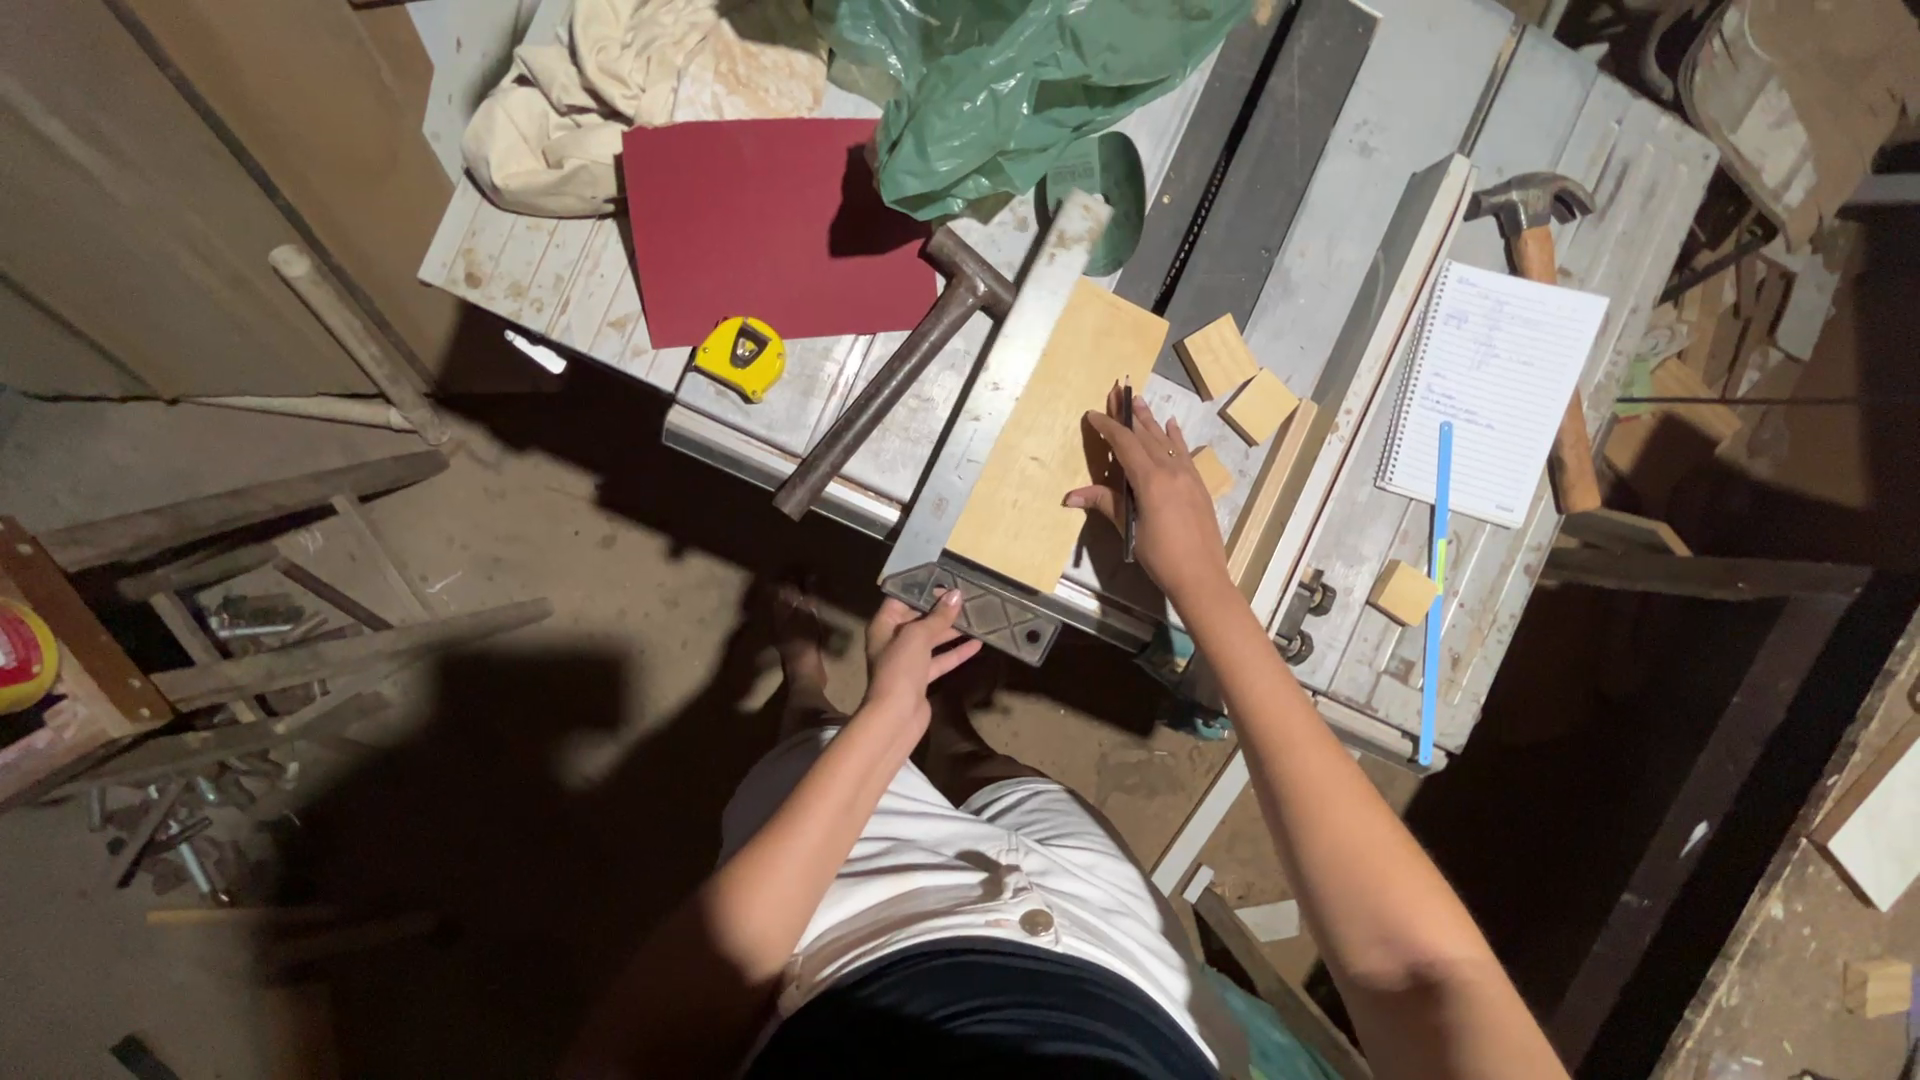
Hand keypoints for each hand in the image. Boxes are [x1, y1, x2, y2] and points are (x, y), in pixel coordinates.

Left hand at [859, 591, 981, 731]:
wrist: (896, 715)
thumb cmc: (900, 669)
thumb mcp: (918, 636)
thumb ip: (938, 616)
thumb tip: (956, 595)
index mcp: (884, 625)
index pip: (901, 599)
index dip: (922, 589)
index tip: (946, 582)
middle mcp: (893, 640)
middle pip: (919, 618)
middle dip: (941, 609)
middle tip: (966, 597)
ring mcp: (908, 660)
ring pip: (932, 640)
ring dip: (952, 630)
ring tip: (975, 617)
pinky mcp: (922, 677)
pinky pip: (941, 659)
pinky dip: (957, 652)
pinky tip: (977, 644)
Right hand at [1066, 385, 1230, 605]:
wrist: (1201, 576)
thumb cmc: (1160, 556)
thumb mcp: (1129, 529)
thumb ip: (1104, 504)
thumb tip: (1069, 496)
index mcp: (1151, 479)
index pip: (1125, 444)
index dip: (1108, 427)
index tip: (1093, 414)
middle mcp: (1171, 470)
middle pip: (1146, 436)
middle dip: (1129, 415)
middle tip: (1117, 393)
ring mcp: (1188, 476)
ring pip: (1166, 441)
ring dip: (1151, 421)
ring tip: (1140, 400)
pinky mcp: (1198, 486)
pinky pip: (1185, 453)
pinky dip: (1176, 438)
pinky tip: (1172, 425)